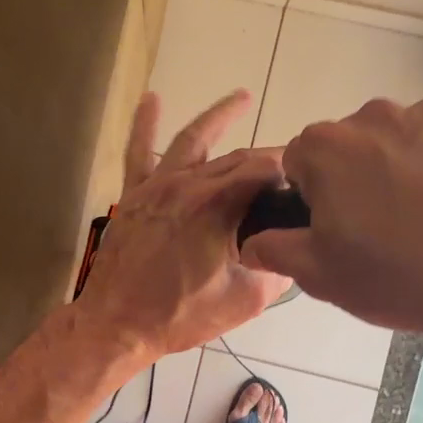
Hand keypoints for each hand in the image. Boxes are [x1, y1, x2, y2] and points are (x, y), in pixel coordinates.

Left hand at [75, 90, 291, 356]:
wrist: (116, 326)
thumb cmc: (179, 316)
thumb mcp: (244, 300)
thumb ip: (276, 270)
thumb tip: (293, 254)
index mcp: (217, 206)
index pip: (263, 172)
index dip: (288, 173)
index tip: (305, 181)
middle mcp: (187, 185)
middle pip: (235, 159)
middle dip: (265, 156)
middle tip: (289, 162)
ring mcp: (156, 187)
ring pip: (191, 141)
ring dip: (218, 116)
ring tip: (241, 96)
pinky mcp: (133, 196)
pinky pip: (137, 153)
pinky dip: (143, 124)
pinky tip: (151, 99)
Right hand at [239, 97, 422, 351]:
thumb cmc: (399, 277)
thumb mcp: (321, 275)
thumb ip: (275, 250)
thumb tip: (251, 244)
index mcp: (326, 147)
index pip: (300, 161)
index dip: (312, 197)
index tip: (335, 228)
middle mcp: (377, 115)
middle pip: (353, 144)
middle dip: (359, 177)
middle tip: (382, 229)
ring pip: (406, 138)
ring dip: (407, 167)